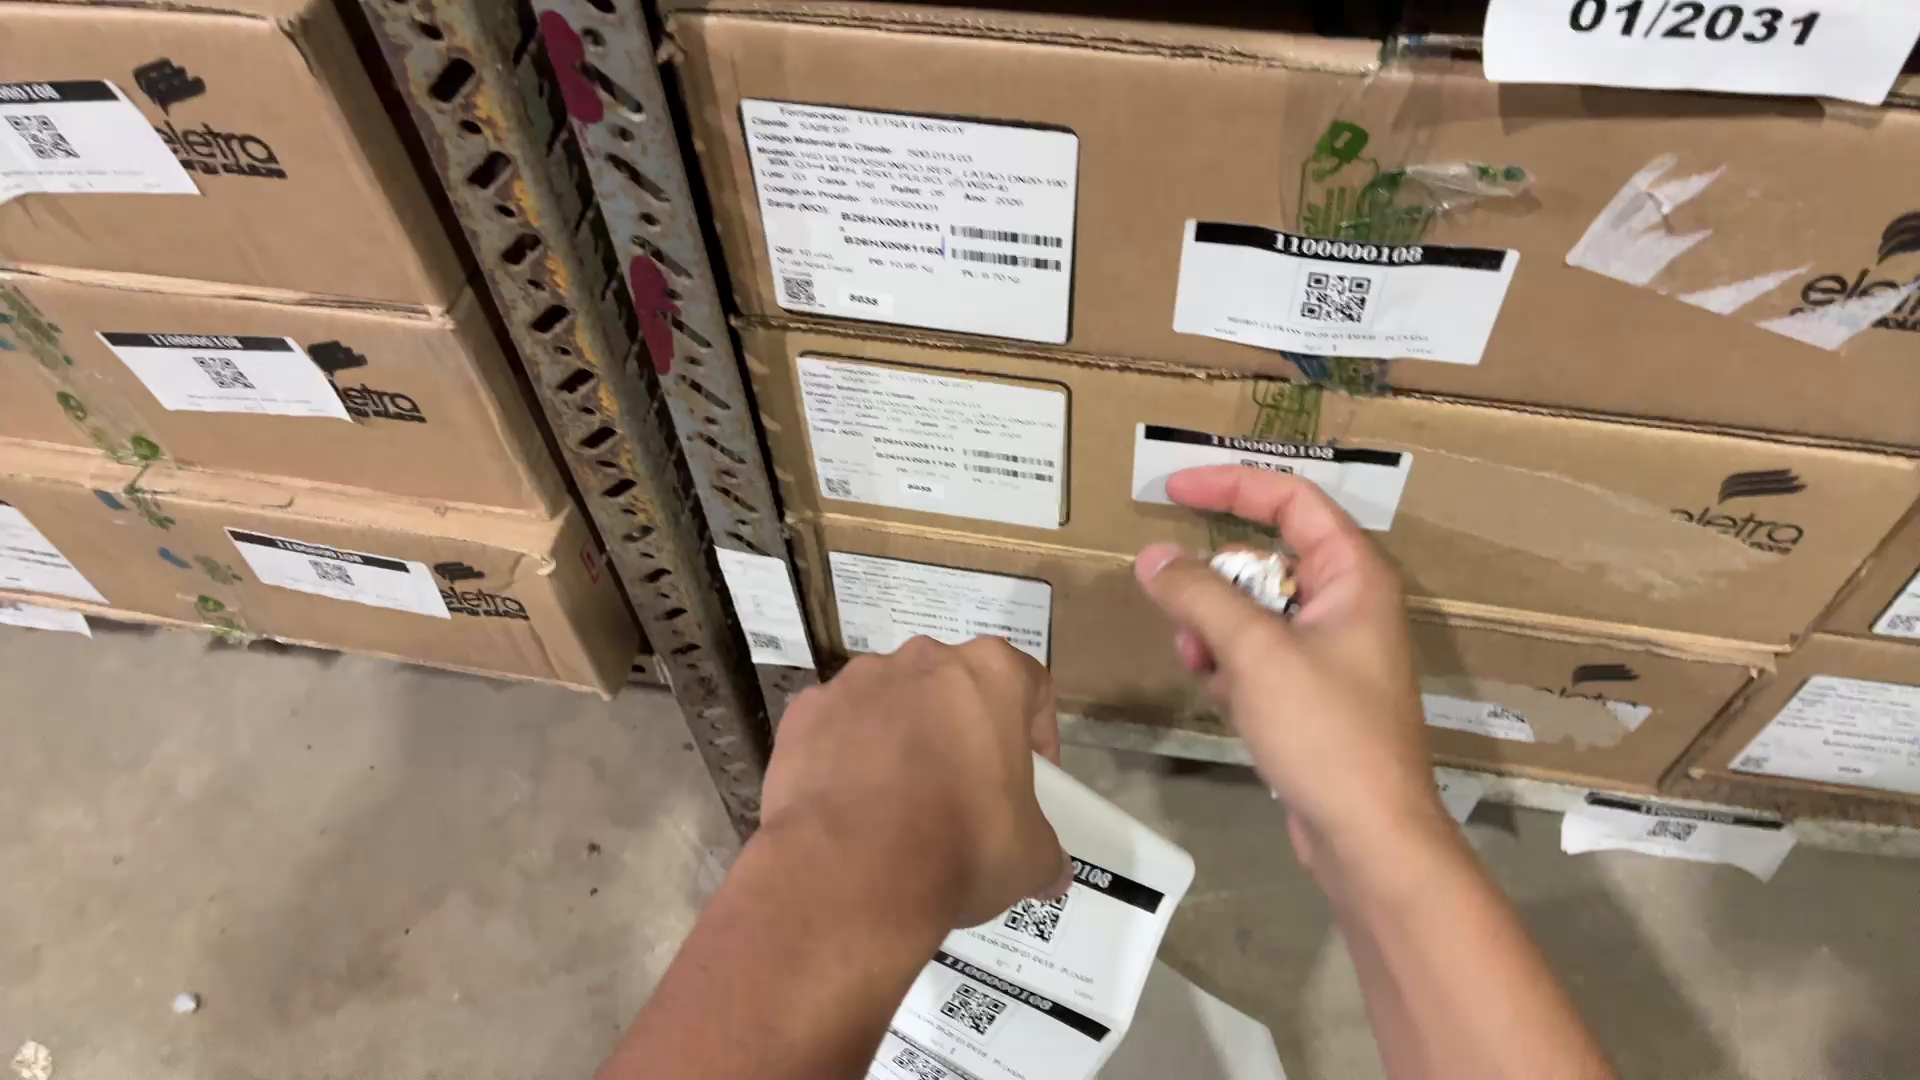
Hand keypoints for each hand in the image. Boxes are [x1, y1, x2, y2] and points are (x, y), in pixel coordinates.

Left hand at [761, 636, 1068, 927]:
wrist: (851, 871)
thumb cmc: (961, 844)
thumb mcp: (1029, 857)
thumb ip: (1046, 852)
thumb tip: (1053, 874)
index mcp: (990, 672)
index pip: (1031, 686)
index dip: (1036, 733)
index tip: (1030, 775)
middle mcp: (924, 658)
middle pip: (955, 687)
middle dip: (962, 731)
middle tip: (964, 790)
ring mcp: (859, 679)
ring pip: (894, 700)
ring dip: (902, 737)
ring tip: (899, 802)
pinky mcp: (808, 709)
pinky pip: (838, 725)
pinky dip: (847, 753)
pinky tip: (851, 804)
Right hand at [1133, 466, 1450, 872]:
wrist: (1366, 836)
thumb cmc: (1324, 730)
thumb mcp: (1254, 651)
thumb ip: (1198, 594)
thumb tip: (1151, 555)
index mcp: (1351, 576)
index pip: (1291, 500)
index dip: (1231, 485)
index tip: (1173, 490)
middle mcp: (1342, 603)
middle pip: (1260, 560)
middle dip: (1211, 585)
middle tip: (1183, 619)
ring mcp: (1325, 649)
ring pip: (1248, 609)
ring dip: (1212, 629)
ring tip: (1202, 667)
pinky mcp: (1306, 689)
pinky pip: (1252, 651)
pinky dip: (1226, 663)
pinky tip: (1222, 697)